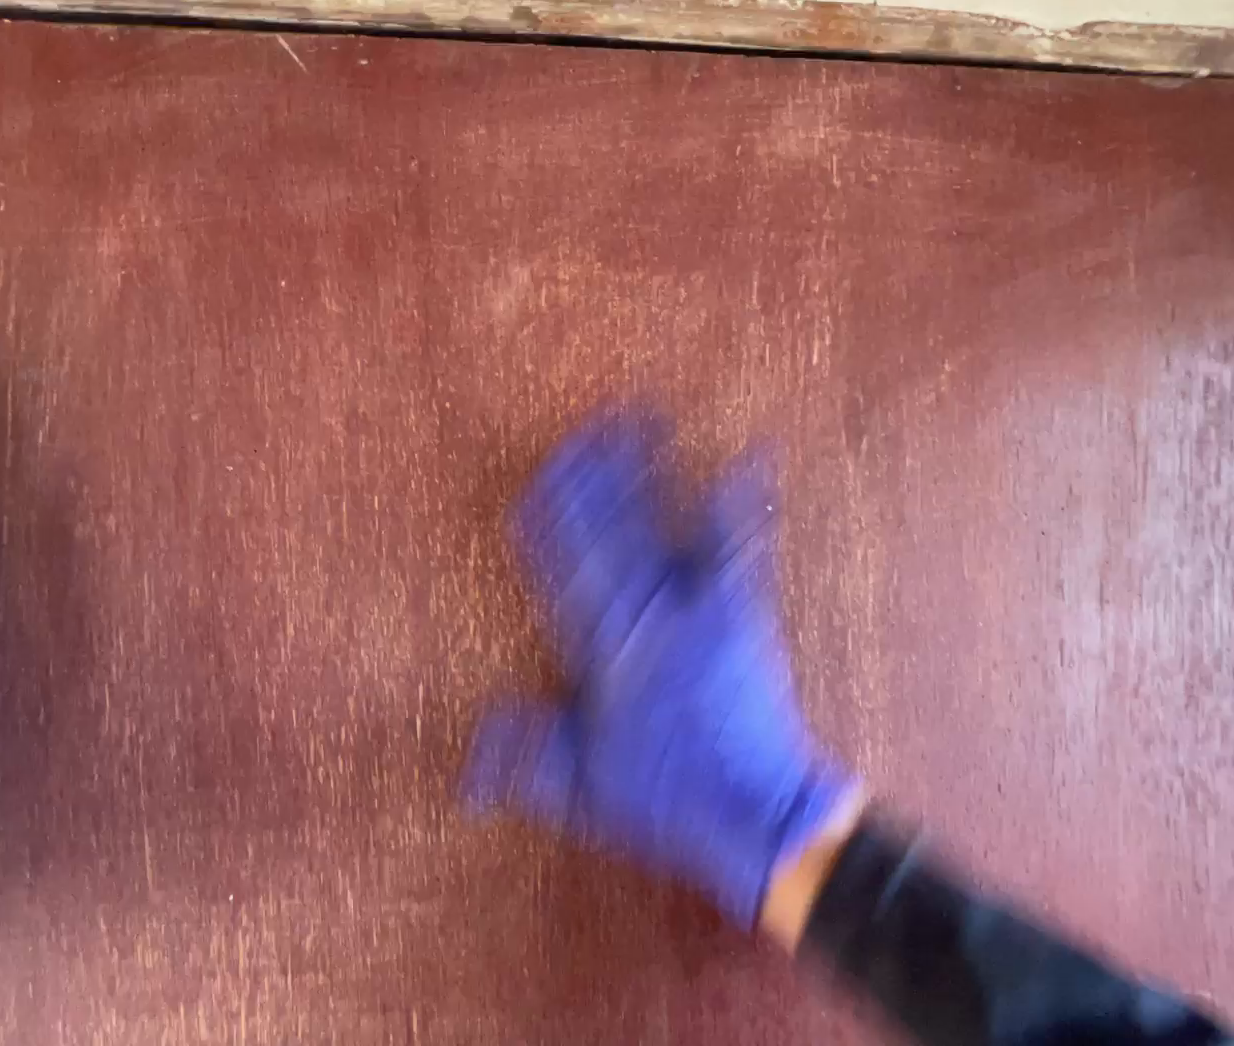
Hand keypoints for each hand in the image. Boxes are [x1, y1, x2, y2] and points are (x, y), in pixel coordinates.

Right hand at [464, 414, 855, 928]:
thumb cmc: (666, 803)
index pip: (560, 572)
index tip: (534, 481)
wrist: (757, 816)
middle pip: (607, 533)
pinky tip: (751, 455)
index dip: (547, 523)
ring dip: (649, 470)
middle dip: (591, 478)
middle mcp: (642, 619)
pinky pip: (741, 550)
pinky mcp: (744, 614)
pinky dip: (744, 503)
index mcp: (599, 654)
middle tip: (581, 426)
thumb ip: (524, 756)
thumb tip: (476, 736)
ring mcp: (696, 611)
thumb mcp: (579, 792)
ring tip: (642, 415)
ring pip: (662, 525)